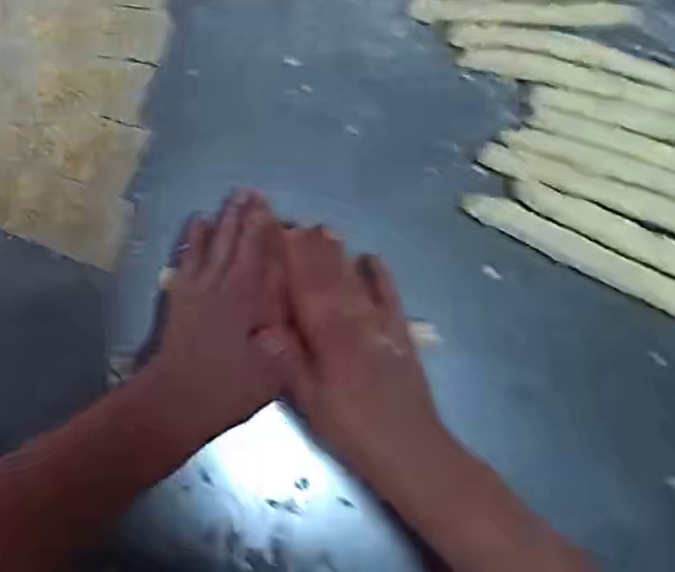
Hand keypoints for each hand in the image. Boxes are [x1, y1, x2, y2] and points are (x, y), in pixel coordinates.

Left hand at [142, 189, 297, 441]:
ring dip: (222, 221)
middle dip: (243, 216)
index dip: (263, 230)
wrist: (179, 395)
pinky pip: (188, 257)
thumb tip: (286, 306)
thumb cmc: (230, 388)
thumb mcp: (270, 368)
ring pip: (212, 244)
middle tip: (250, 191)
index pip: (258, 257)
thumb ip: (280, 334)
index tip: (270, 208)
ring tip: (230, 199)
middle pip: (233, 243)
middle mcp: (220, 285)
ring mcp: (197, 287)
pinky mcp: (180, 294)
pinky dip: (193, 238)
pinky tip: (197, 222)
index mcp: (244, 301)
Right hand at [282, 228, 451, 490]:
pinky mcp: (399, 337)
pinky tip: (372, 258)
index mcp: (325, 333)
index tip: (268, 228)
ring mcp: (377, 327)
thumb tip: (258, 322)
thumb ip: (286, 357)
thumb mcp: (308, 399)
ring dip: (336, 254)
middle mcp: (351, 321)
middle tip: (288, 218)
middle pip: (324, 274)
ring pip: (352, 281)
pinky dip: (380, 278)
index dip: (282, 253)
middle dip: (305, 246)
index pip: (299, 282)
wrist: (416, 456)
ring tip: (321, 228)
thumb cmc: (352, 428)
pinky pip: (389, 299)